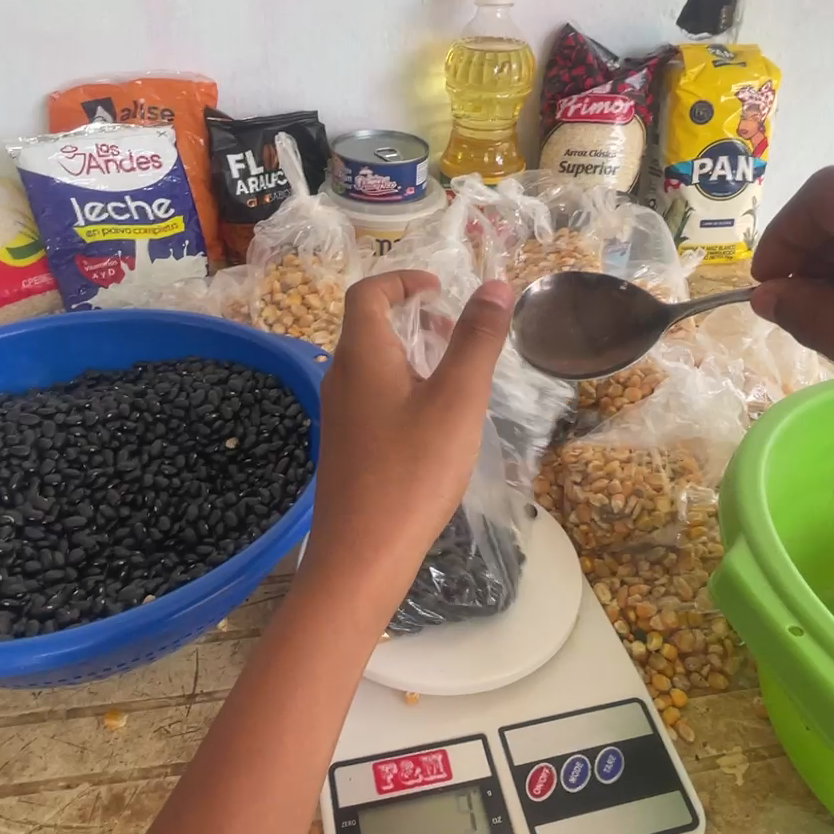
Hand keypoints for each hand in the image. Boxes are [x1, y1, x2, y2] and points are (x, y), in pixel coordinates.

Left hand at [305, 272, 514, 600]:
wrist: (362, 554)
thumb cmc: (412, 471)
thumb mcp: (457, 400)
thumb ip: (476, 341)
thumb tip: (494, 286)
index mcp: (361, 356)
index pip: (369, 293)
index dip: (403, 279)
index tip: (441, 290)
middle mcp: (341, 378)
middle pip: (369, 327)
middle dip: (415, 318)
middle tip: (457, 335)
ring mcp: (340, 415)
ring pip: (373, 365)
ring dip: (412, 355)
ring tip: (455, 379)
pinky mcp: (347, 446)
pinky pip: (373, 397)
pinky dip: (404, 388)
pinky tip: (434, 424)